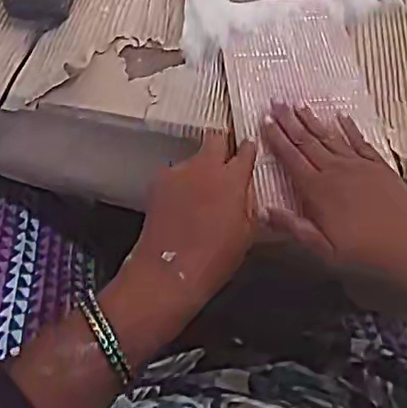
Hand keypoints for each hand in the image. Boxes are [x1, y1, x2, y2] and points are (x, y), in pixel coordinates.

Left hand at [127, 130, 259, 302]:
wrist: (170, 270)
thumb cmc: (216, 257)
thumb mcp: (247, 232)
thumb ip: (248, 201)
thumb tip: (244, 187)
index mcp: (233, 178)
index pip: (245, 149)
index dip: (248, 149)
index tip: (248, 151)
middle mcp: (206, 166)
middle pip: (215, 138)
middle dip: (221, 145)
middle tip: (223, 162)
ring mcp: (179, 170)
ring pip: (193, 160)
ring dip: (198, 171)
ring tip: (197, 196)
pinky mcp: (158, 180)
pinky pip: (174, 175)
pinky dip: (179, 184)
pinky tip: (178, 204)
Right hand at [260, 105, 406, 283]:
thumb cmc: (364, 251)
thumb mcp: (323, 248)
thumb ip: (294, 227)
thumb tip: (264, 212)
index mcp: (318, 190)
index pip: (291, 158)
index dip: (276, 139)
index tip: (265, 120)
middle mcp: (335, 171)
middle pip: (307, 141)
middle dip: (289, 121)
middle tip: (276, 102)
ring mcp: (358, 165)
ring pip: (329, 137)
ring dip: (312, 120)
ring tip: (298, 104)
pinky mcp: (378, 166)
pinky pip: (359, 141)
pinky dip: (349, 128)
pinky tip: (340, 116)